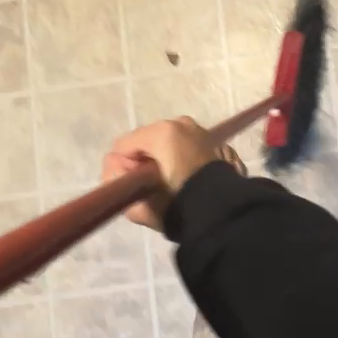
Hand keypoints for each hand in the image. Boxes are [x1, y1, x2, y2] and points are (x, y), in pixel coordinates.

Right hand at [101, 117, 219, 230]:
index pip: (124, 146)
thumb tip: (113, 167)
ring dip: (164, 161)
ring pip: (168, 144)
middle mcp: (182, 124)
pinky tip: (188, 181)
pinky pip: (188, 149)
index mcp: (162, 131)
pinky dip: (183, 161)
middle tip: (152, 189)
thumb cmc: (177, 205)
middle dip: (144, 163)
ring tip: (172, 187)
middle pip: (147, 142)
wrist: (223, 213)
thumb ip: (115, 180)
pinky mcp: (216, 143)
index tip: (133, 188)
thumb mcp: (137, 203)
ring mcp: (201, 131)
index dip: (122, 168)